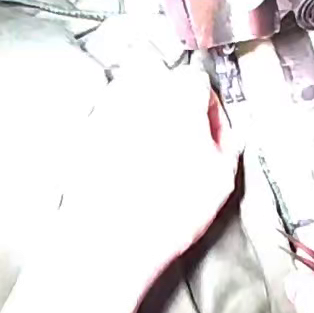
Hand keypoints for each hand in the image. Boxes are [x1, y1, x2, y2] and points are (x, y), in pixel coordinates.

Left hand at [52, 67, 238, 287]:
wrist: (112, 238)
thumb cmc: (167, 211)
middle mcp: (139, 90)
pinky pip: (109, 116)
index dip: (209, 108)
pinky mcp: (85, 129)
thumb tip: (226, 135)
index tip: (211, 130)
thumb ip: (228, 144)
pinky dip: (121, 130)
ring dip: (147, 110)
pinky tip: (132, 161)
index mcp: (179, 94)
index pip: (200, 80)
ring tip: (158, 150)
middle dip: (174, 97)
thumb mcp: (221, 179)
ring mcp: (107, 107)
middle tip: (184, 132)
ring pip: (132, 91)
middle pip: (161, 74)